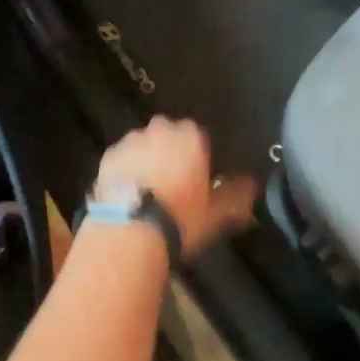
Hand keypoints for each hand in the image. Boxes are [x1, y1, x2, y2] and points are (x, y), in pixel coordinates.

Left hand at [93, 116, 257, 258]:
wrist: (129, 230)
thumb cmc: (179, 219)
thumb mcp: (215, 214)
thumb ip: (236, 197)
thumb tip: (252, 187)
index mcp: (190, 136)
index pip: (199, 138)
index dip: (198, 158)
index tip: (197, 180)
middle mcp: (160, 130)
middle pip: (169, 137)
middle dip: (171, 154)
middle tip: (174, 185)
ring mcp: (130, 140)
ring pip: (144, 146)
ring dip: (148, 160)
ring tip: (149, 192)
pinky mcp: (107, 155)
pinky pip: (122, 159)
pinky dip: (126, 170)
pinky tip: (129, 194)